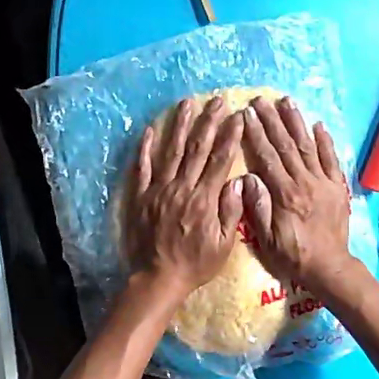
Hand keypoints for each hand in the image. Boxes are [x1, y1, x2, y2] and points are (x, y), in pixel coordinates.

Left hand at [124, 96, 248, 295]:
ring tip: (187, 103)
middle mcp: (182, 188)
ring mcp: (159, 189)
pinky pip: (143, 167)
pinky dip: (146, 147)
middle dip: (208, 122)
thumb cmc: (195, 264)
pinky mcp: (141, 196)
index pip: (220, 160)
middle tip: (216, 100)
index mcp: (205, 199)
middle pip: (198, 149)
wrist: (158, 277)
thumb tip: (236, 181)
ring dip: (180, 125)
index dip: (230, 136)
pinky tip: (151, 128)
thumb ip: (230, 212)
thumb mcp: (223, 245)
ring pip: (172, 151)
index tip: (237, 116)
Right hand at [241, 96, 354, 294]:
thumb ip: (257, 206)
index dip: (256, 133)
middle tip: (261, 100)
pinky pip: (332, 160)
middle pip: (286, 145)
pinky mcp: (338, 188)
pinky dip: (325, 141)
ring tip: (287, 101)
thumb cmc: (292, 255)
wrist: (329, 268)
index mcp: (284, 194)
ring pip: (308, 147)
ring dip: (297, 122)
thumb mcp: (266, 238)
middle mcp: (305, 182)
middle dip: (272, 120)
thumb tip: (246, 177)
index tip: (246, 114)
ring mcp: (324, 183)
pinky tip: (318, 125)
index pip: (267, 157)